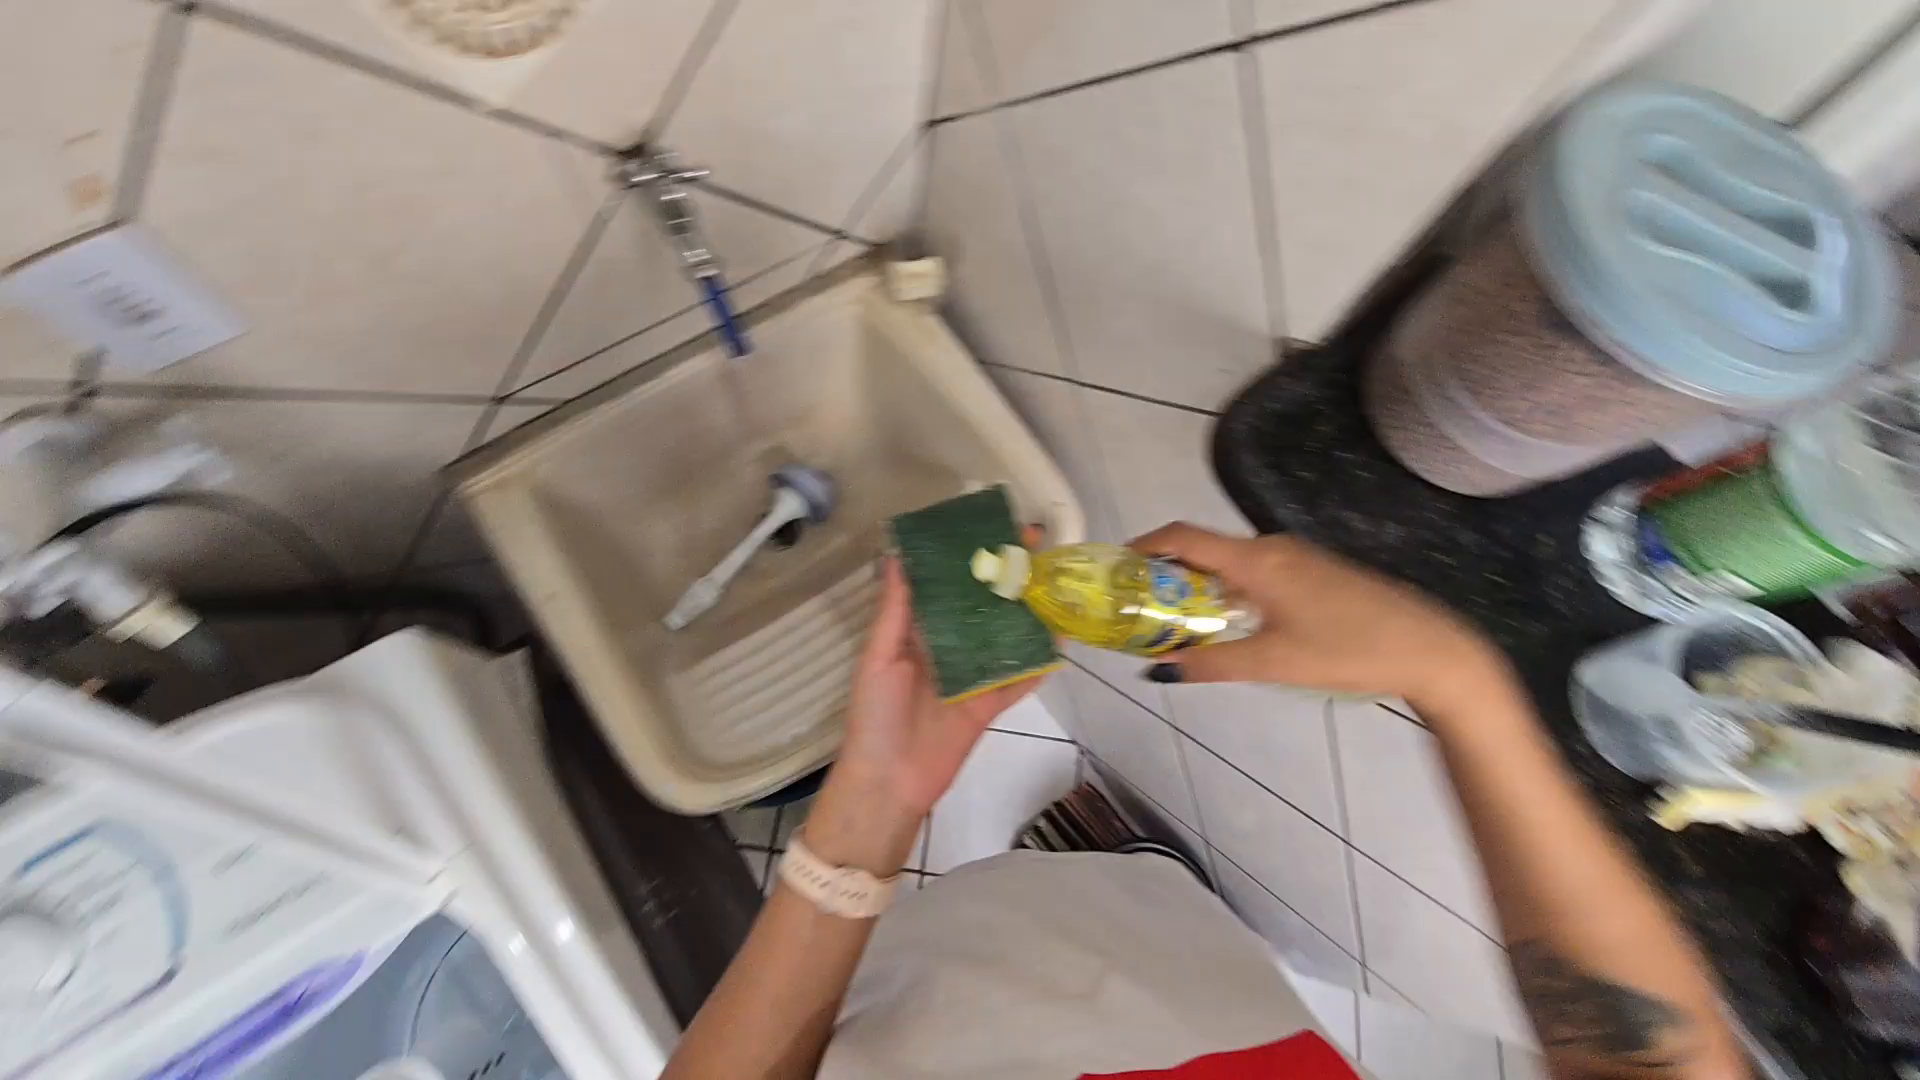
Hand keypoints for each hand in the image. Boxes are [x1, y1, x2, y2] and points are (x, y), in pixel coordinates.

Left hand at [804, 557, 1039, 874]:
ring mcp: (974, 674)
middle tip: (1037, 543)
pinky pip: (1020, 677)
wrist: (889, 782)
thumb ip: (894, 610)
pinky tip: (1063, 637)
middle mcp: (950, 646)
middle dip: (1007, 574)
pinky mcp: (992, 702)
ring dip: (1029, 609)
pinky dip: (1040, 661)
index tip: (990, 527)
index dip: (968, 556)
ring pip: (1007, 634)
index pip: (947, 584)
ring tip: (1056, 578)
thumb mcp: (877, 657)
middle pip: (984, 604)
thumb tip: (899, 555)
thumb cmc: (875, 715)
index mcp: (918, 631)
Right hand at [1131, 523, 1508, 712]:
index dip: (1145, 545)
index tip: (1116, 565)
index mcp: (1256, 561)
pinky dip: (1227, 588)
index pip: (1184, 538)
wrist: (1430, 649)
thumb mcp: (1273, 662)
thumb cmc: (1347, 649)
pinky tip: (1228, 621)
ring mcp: (1295, 556)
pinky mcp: (1314, 571)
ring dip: (1198, 583)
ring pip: (1230, 562)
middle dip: (1166, 571)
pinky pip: (1254, 570)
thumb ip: (1210, 664)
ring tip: (1175, 617)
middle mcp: (1271, 548)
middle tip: (1139, 603)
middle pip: (1203, 548)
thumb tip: (1157, 669)